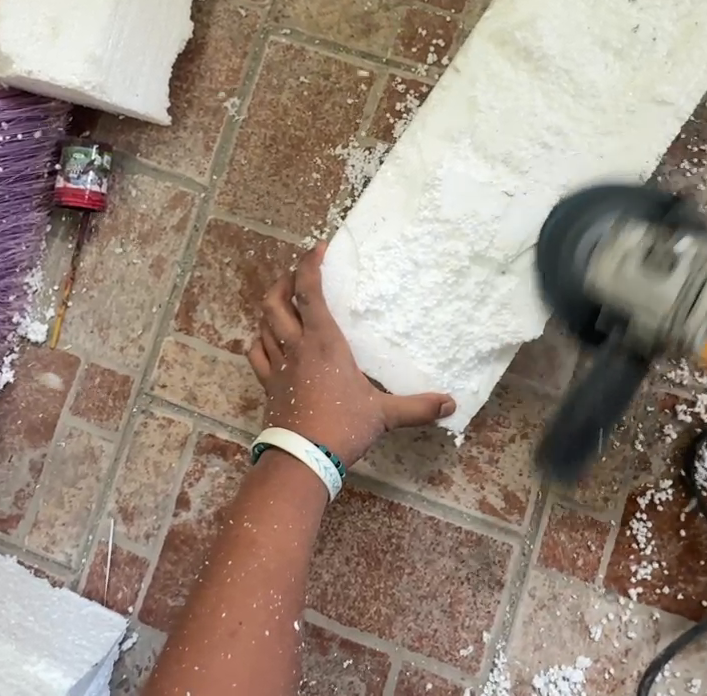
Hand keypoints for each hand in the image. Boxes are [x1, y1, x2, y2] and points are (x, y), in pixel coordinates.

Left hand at [248, 245, 455, 465]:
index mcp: (324, 341)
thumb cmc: (342, 427)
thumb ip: (416, 407)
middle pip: (276, 301)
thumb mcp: (384, 414)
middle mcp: (296, 345)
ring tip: (283, 302)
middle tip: (295, 275)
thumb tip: (451, 404)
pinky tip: (264, 340)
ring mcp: (277, 364)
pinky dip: (258, 340)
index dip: (309, 264)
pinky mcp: (267, 383)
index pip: (309, 291)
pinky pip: (255, 353)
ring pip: (263, 324)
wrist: (302, 458)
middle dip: (283, 281)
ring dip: (271, 308)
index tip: (318, 247)